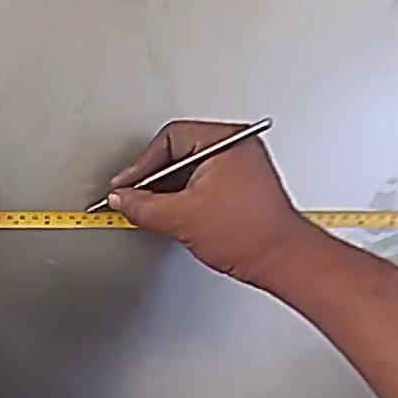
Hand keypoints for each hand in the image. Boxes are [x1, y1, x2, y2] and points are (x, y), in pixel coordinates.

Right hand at [106, 121, 317, 284]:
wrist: (276, 258)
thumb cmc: (248, 233)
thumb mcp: (180, 217)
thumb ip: (142, 205)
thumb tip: (122, 198)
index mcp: (227, 141)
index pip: (170, 139)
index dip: (141, 165)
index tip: (125, 186)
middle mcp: (235, 148)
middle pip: (176, 153)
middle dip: (150, 179)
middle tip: (133, 197)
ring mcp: (237, 167)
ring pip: (185, 170)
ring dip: (163, 191)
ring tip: (151, 211)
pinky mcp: (235, 188)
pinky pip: (197, 184)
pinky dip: (178, 199)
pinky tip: (169, 216)